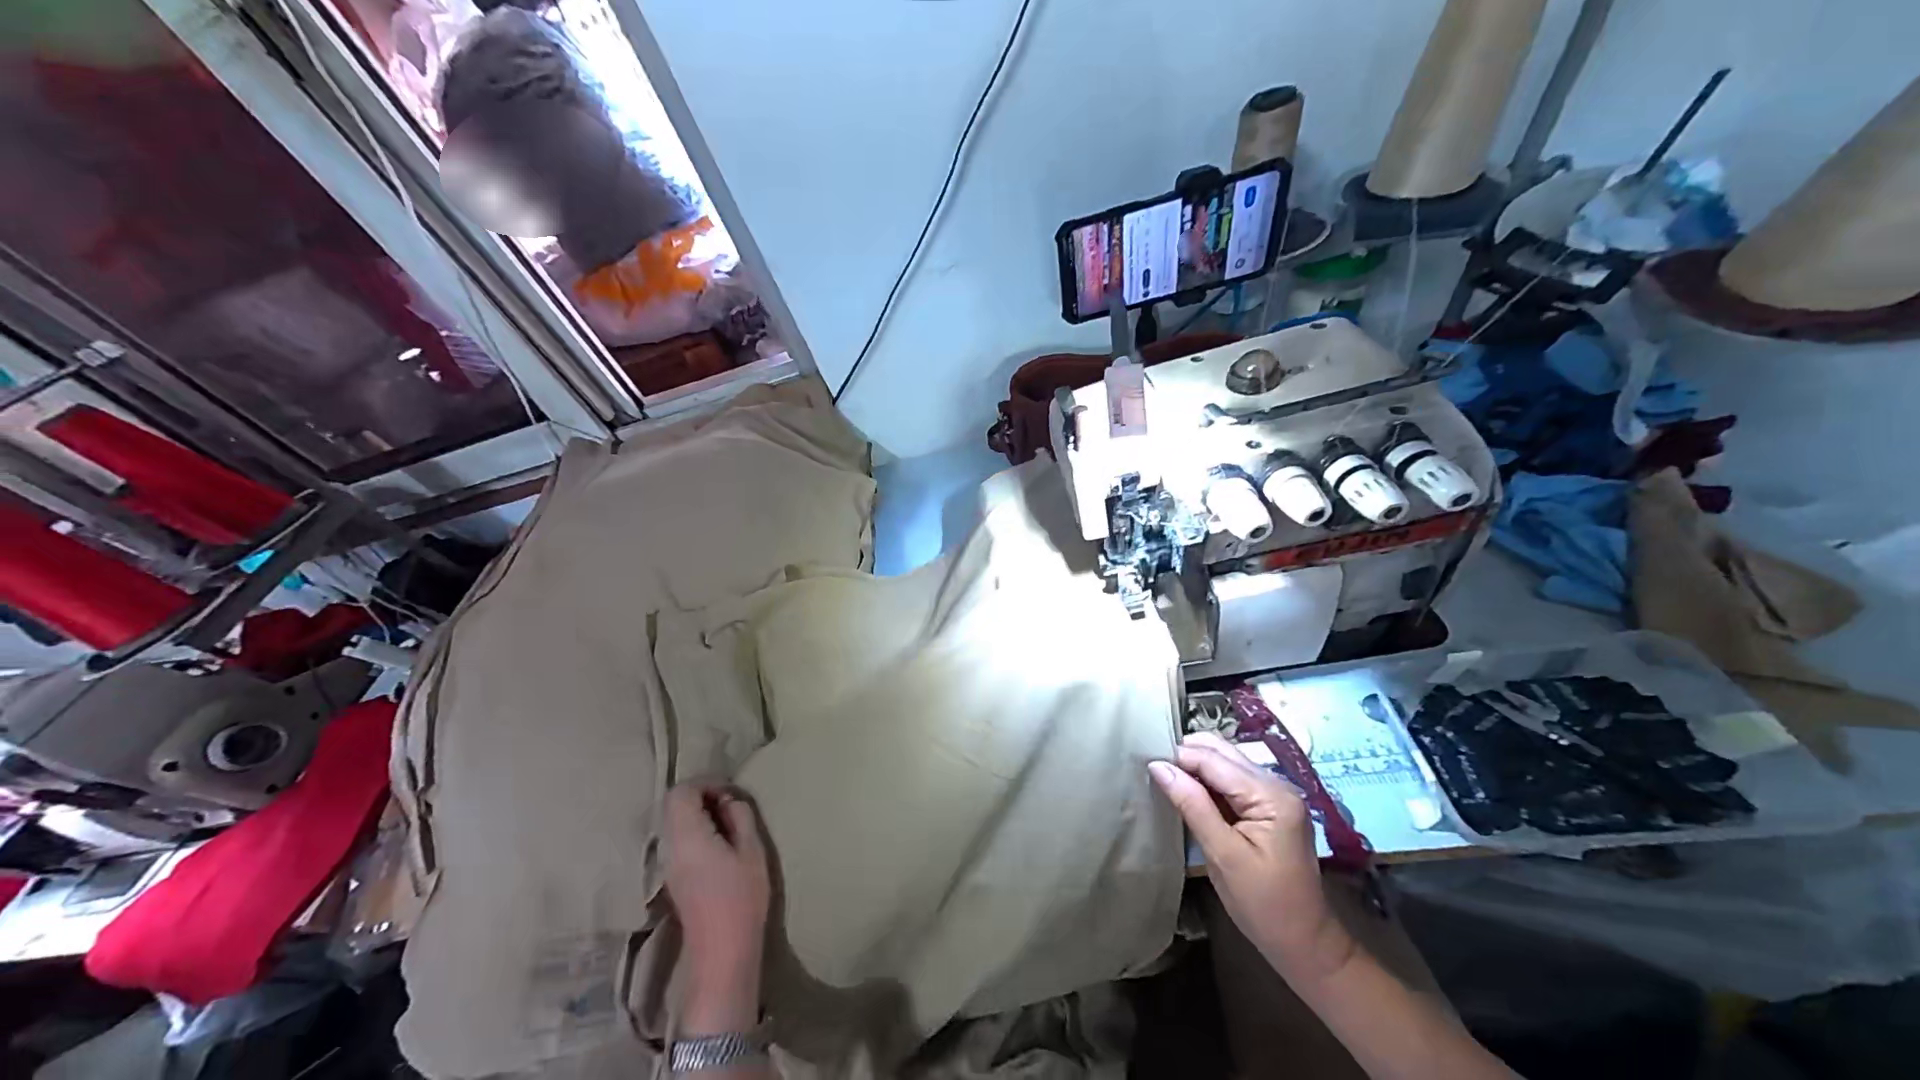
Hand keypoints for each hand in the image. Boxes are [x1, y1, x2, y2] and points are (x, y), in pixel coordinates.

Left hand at [663, 783, 769, 1030]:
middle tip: (731, 804)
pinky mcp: (673, 878)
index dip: (706, 783)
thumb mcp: (752, 850)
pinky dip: (696, 830)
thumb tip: (729, 800)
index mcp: (687, 836)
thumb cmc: (741, 898)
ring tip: (729, 823)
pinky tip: (720, 843)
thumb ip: (740, 817)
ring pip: (674, 822)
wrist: (722, 952)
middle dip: (701, 796)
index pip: (682, 792)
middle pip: (673, 805)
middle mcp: (669, 847)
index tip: (731, 793)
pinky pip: (678, 839)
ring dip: (698, 813)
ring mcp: (667, 864)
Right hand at [1149, 732, 1355, 982]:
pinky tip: (1190, 790)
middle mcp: (1278, 785)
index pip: (1216, 761)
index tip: (1145, 760)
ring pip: (1228, 762)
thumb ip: (1192, 805)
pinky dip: (1210, 780)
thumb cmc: (1264, 904)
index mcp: (1272, 796)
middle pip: (1224, 753)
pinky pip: (1234, 780)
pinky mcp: (1271, 806)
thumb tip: (1159, 766)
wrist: (1304, 942)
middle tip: (1154, 767)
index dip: (1179, 757)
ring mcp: (1277, 794)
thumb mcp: (1222, 855)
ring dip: (1197, 766)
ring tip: (1167, 776)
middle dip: (1188, 755)